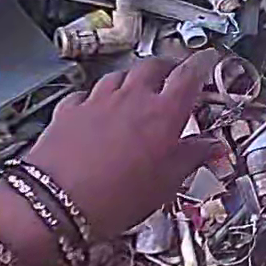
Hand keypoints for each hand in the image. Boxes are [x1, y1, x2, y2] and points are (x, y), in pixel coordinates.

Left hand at [19, 50, 221, 237]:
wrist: (55, 205)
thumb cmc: (116, 196)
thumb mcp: (168, 182)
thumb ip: (192, 157)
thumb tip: (210, 147)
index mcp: (164, 112)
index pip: (190, 74)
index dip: (202, 63)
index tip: (207, 60)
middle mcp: (132, 98)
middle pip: (154, 66)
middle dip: (167, 67)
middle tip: (173, 75)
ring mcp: (98, 101)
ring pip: (120, 75)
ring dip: (133, 79)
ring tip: (138, 91)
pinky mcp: (69, 111)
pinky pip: (87, 94)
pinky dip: (97, 97)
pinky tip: (98, 109)